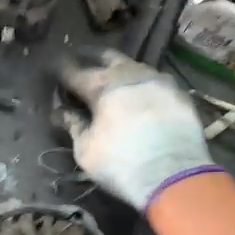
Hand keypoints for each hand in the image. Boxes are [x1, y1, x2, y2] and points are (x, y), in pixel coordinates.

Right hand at [58, 48, 222, 210]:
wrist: (173, 176)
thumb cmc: (121, 164)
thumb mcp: (86, 150)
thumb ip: (73, 126)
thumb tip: (61, 113)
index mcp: (102, 86)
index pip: (74, 71)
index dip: (62, 70)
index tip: (54, 70)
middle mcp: (130, 74)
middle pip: (108, 57)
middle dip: (92, 58)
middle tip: (83, 62)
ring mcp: (159, 81)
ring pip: (135, 66)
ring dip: (121, 70)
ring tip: (114, 78)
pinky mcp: (180, 94)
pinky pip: (156, 81)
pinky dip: (143, 85)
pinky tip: (141, 94)